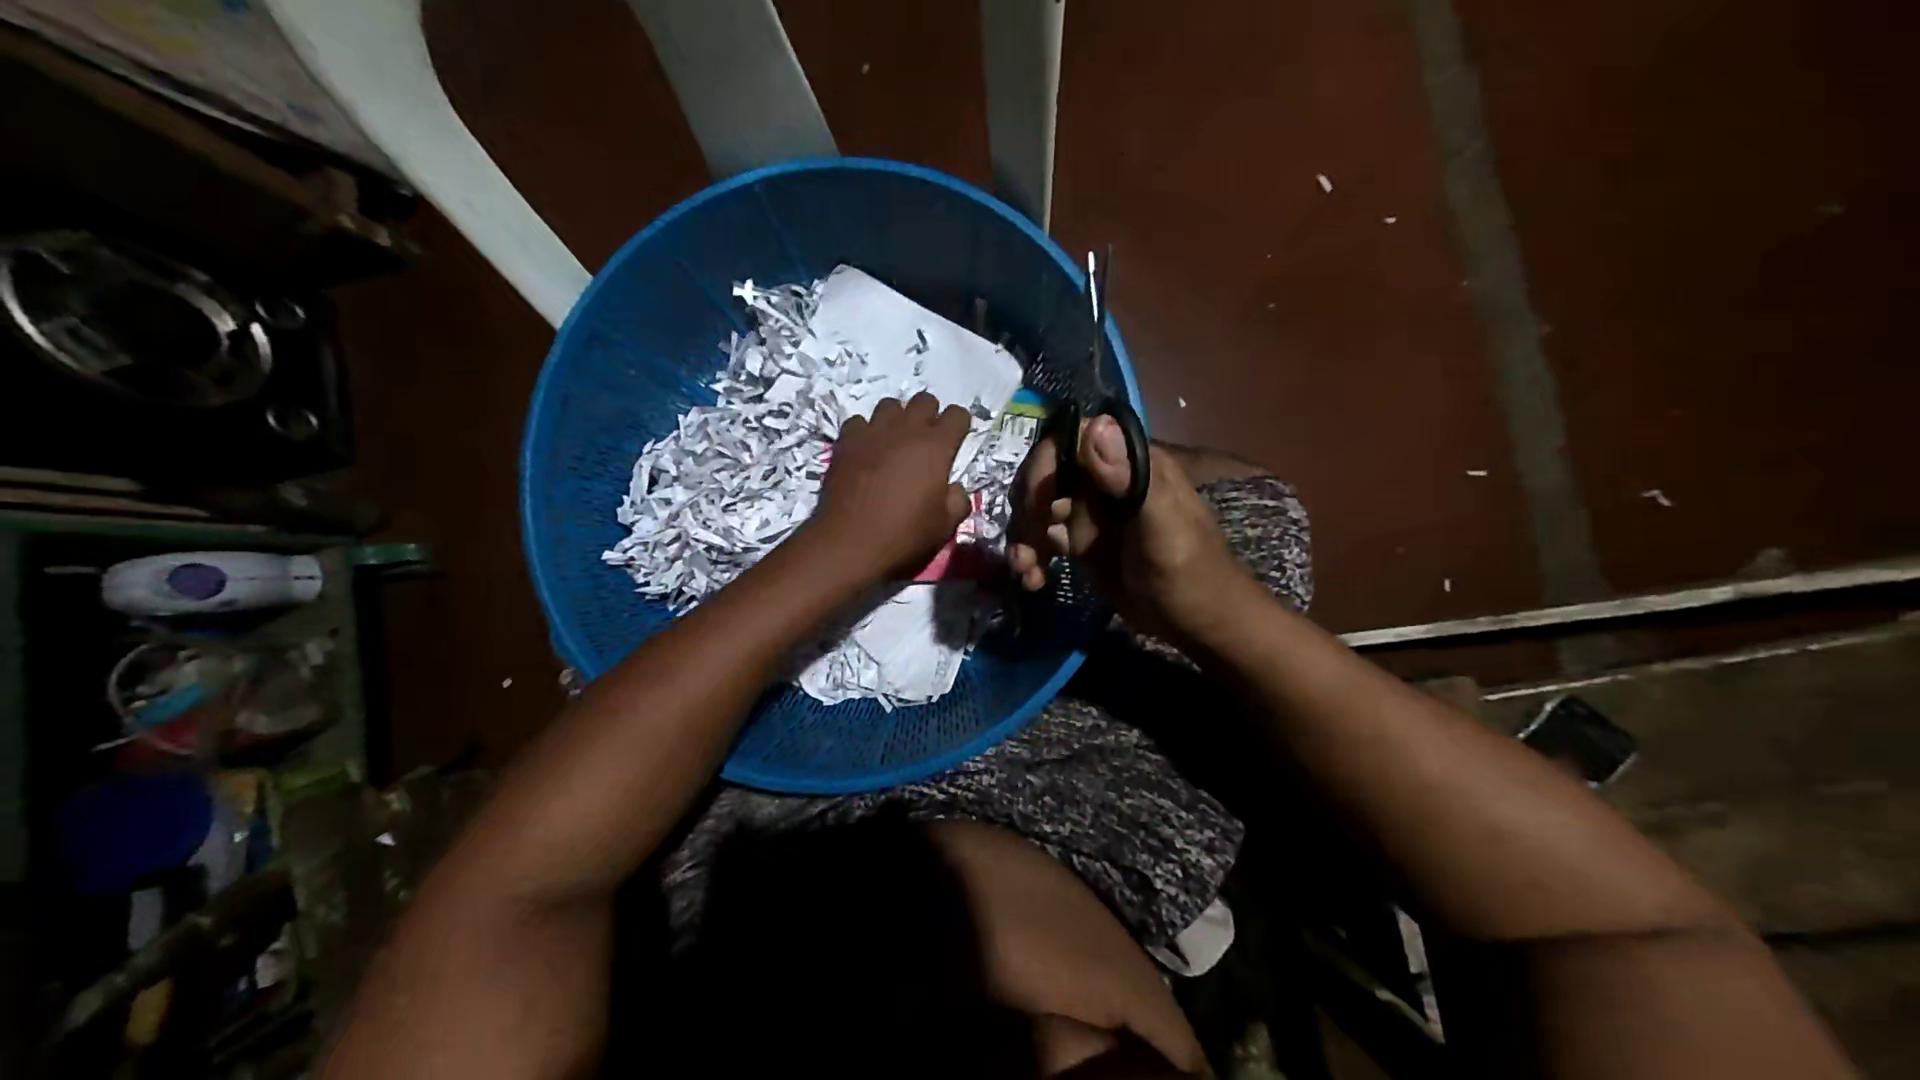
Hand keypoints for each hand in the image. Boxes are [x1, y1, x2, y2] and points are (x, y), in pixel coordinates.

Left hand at [808, 392, 971, 581]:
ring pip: (889, 405)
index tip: (957, 440)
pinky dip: (865, 432)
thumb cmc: (904, 535)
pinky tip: (866, 450)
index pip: (957, 416)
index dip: (960, 425)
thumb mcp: (944, 526)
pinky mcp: (845, 442)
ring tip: (895, 440)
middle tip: (927, 439)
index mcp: (936, 447)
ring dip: (897, 418)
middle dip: (930, 414)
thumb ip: (957, 501)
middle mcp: (905, 430)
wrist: (850, 542)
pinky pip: (858, 422)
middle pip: (924, 400)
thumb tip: (955, 489)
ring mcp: (872, 432)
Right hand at [1007, 415, 1251, 639]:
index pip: (1072, 440)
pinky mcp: (1083, 541)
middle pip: (1047, 476)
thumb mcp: (1163, 524)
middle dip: (1029, 511)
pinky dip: (1032, 557)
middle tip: (1027, 548)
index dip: (1045, 467)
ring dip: (1025, 538)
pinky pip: (1044, 537)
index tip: (1036, 504)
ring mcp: (1093, 511)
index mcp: (1131, 462)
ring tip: (1025, 570)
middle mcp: (1107, 478)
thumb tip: (1095, 425)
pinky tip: (1034, 580)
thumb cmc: (1189, 571)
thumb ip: (1132, 477)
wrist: (1198, 623)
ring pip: (1039, 509)